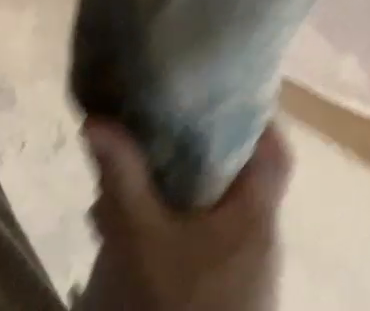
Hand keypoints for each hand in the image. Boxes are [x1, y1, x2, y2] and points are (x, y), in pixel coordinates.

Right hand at [81, 121, 292, 310]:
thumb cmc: (176, 296)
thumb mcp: (138, 230)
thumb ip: (120, 172)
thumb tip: (96, 117)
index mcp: (253, 216)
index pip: (273, 152)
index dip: (252, 112)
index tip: (210, 81)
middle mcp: (255, 234)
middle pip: (233, 171)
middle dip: (187, 139)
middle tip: (142, 111)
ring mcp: (238, 260)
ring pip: (207, 199)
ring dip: (165, 176)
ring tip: (118, 160)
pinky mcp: (217, 279)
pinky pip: (192, 226)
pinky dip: (160, 208)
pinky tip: (117, 213)